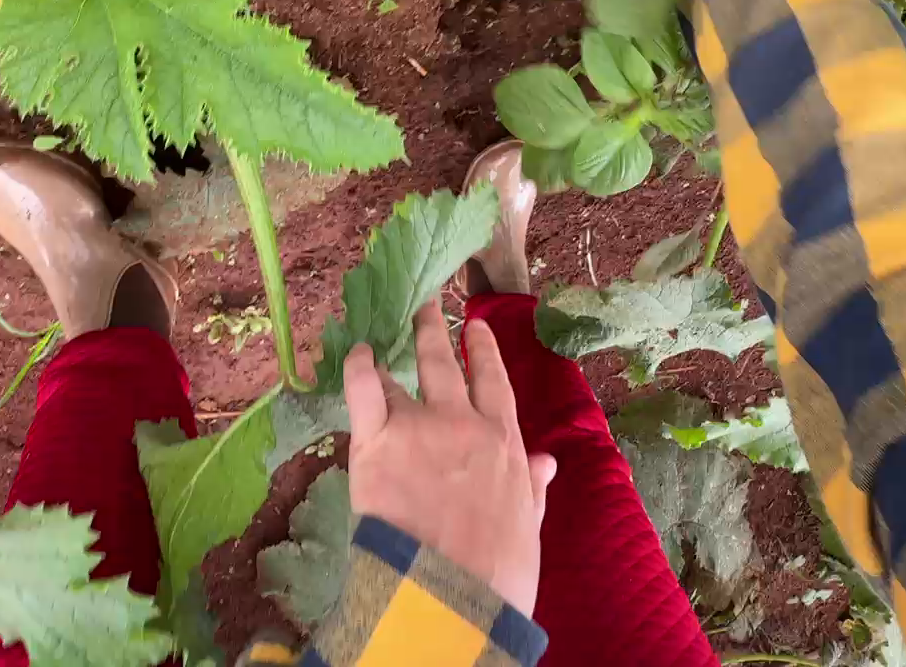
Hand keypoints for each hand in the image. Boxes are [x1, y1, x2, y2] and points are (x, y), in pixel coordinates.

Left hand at [344, 304, 556, 614]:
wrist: (451, 600)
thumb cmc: (495, 574)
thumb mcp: (528, 528)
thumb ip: (533, 488)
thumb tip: (548, 462)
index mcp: (504, 442)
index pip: (495, 382)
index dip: (484, 350)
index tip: (475, 328)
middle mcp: (464, 422)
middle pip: (448, 361)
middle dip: (436, 328)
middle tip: (427, 305)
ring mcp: (420, 426)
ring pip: (408, 370)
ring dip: (397, 346)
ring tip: (385, 327)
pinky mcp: (378, 440)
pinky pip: (364, 388)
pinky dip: (359, 366)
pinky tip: (357, 352)